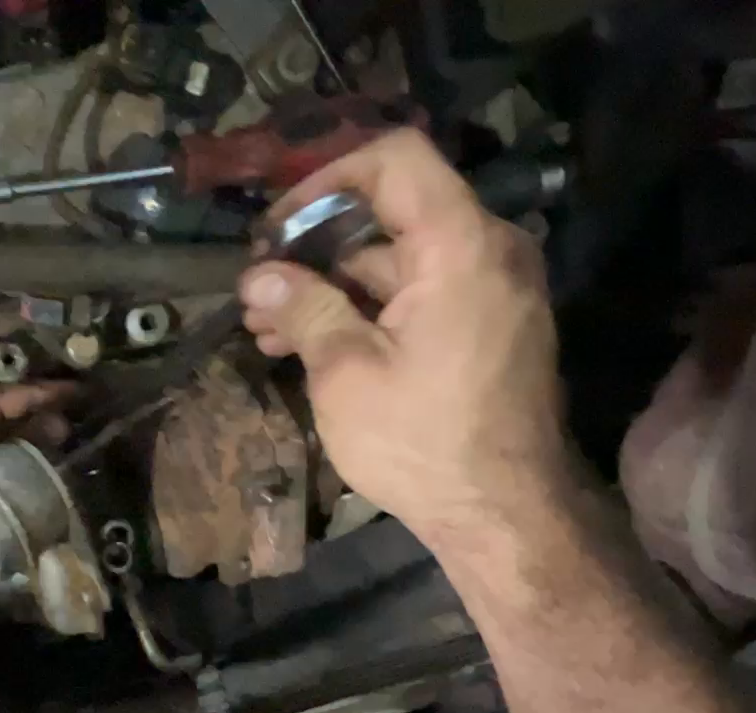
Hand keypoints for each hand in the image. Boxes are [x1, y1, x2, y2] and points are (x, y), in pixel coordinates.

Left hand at [0, 384, 70, 561]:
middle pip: (3, 417)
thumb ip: (24, 445)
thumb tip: (57, 424)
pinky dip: (15, 466)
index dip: (44, 393)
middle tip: (75, 422)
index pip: (8, 396)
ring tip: (63, 447)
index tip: (78, 392)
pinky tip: (37, 475)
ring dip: (29, 444)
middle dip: (38, 419)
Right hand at [238, 129, 569, 552]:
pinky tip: (308, 344)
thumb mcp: (344, 372)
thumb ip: (303, 309)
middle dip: (313, 249)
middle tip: (257, 290)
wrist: (498, 511)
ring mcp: (488, 290)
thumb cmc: (419, 439)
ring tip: (266, 328)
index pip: (395, 159)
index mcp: (459, 246)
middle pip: (389, 215)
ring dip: (330, 288)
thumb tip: (257, 277)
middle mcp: (485, 251)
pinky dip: (364, 311)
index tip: (274, 231)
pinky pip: (415, 296)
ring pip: (395, 263)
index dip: (325, 181)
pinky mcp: (482, 325)